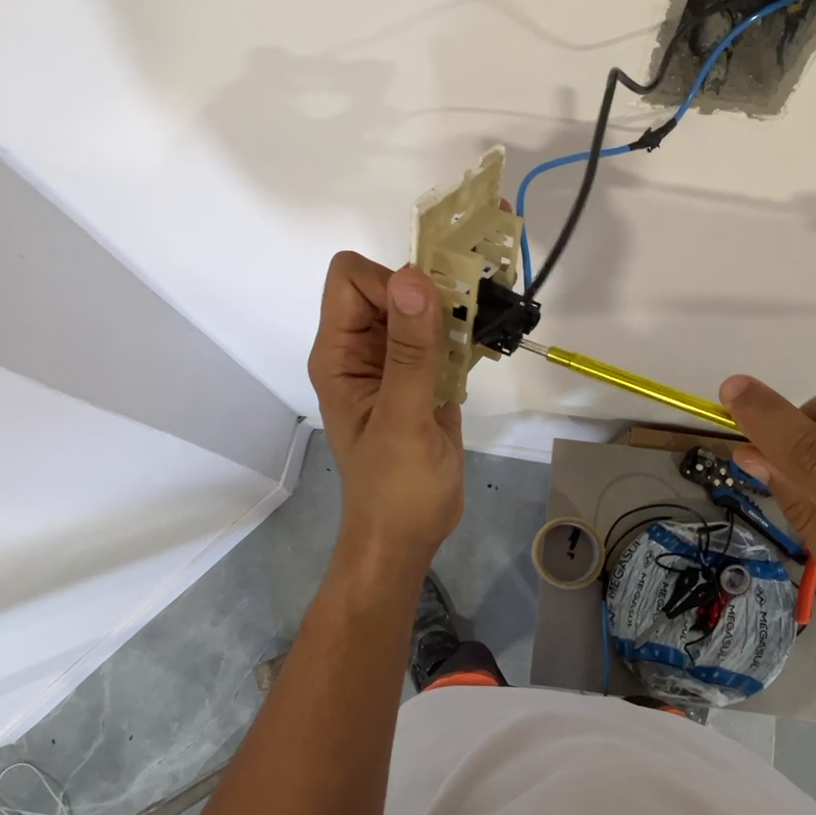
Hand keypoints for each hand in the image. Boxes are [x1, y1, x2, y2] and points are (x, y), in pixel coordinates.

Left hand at [308, 252, 464, 564]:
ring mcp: (393, 364)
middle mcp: (361, 350)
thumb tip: (413, 278)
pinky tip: (476, 355)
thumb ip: (410, 351)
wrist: (408, 536)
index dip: (389, 283)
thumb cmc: (396, 488)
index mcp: (339, 354)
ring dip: (449, 311)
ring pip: (417, 307)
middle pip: (387, 285)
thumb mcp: (403, 420)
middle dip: (425, 291)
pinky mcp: (422, 379)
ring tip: (475, 333)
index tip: (428, 314)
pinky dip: (460, 335)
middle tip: (462, 320)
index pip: (351, 279)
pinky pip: (438, 336)